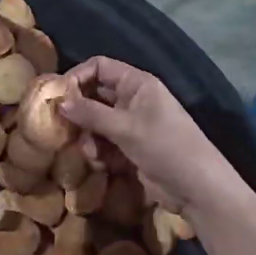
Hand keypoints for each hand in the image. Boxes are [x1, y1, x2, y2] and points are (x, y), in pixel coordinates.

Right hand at [58, 57, 245, 215]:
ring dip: (88, 135)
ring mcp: (132, 124)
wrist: (197, 187)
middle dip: (79, 110)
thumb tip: (59, 102)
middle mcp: (133, 99)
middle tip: (62, 126)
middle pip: (95, 94)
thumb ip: (91, 114)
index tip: (58, 96)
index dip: (78, 77)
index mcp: (137, 84)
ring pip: (97, 121)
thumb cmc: (166, 146)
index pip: (100, 67)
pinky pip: (105, 142)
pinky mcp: (130, 147)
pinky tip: (100, 163)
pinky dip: (99, 151)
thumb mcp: (126, 128)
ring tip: (89, 151)